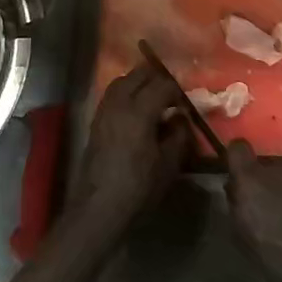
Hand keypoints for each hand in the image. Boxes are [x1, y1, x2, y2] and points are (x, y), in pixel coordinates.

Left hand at [70, 63, 190, 233]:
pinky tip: (136, 111)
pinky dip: (126, 93)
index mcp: (139, 111)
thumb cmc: (138, 187)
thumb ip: (179, 134)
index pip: (162, 85)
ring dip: (139, 83)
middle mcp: (118, 104)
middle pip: (138, 74)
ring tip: (153, 99)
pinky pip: (112, 95)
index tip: (186, 105)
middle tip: (171, 96)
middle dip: (157, 79)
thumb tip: (181, 117)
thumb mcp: (169, 164)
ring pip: (122, 82)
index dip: (177, 91)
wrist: (100, 206)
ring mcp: (104, 111)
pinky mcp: (95, 121)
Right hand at [223, 139, 281, 281]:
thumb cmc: (269, 251)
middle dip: (255, 182)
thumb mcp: (238, 232)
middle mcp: (274, 171)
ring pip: (278, 178)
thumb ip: (233, 203)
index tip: (234, 174)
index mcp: (250, 179)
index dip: (234, 157)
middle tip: (256, 205)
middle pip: (260, 167)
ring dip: (275, 191)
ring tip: (277, 216)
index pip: (238, 147)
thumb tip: (234, 187)